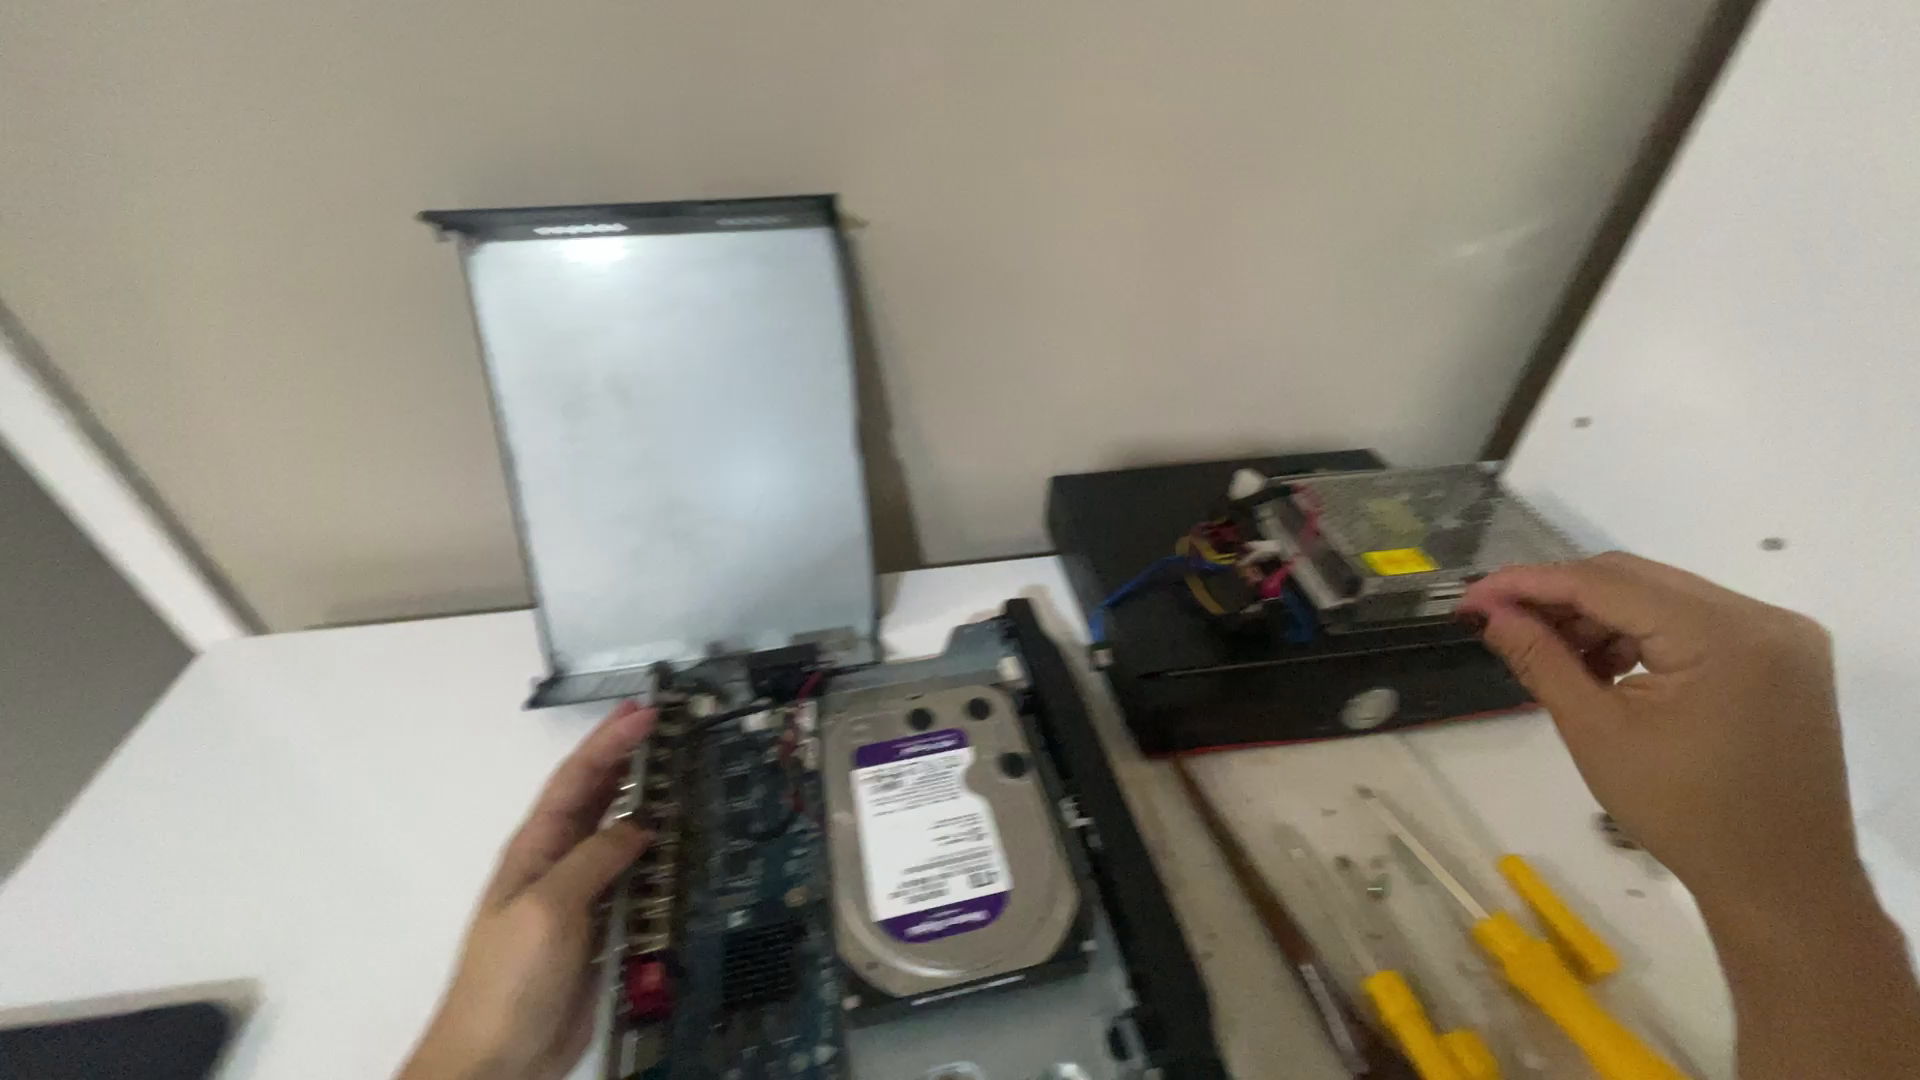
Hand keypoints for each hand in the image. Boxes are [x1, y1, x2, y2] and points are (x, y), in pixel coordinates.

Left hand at [400, 702, 654, 1079]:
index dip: (610, 741)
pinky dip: (662, 851)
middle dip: (629, 755)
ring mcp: (584, 892)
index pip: (577, 779)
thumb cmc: (509, 980)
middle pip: (599, 795)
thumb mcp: (548, 909)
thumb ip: (594, 858)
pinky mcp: (605, 924)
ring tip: (684, 770)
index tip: (647, 711)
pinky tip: (685, 841)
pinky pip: (638, 875)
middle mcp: (561, 860)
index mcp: (537, 848)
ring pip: (622, 831)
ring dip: (649, 798)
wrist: (496, 1064)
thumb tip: (642, 824)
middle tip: (669, 724)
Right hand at [1458, 553, 1864, 918]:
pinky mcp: (1772, 655)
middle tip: (1495, 619)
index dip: (1527, 582)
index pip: (1604, 582)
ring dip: (1589, 613)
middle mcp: (1762, 619)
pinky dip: (1628, 630)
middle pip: (1631, 578)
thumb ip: (1538, 657)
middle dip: (1555, 594)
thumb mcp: (1593, 728)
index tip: (1469, 598)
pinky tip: (1595, 662)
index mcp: (1726, 636)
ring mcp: (1775, 635)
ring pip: (1653, 594)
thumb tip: (1485, 611)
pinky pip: (1682, 619)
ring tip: (1544, 649)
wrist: (1779, 880)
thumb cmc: (1681, 810)